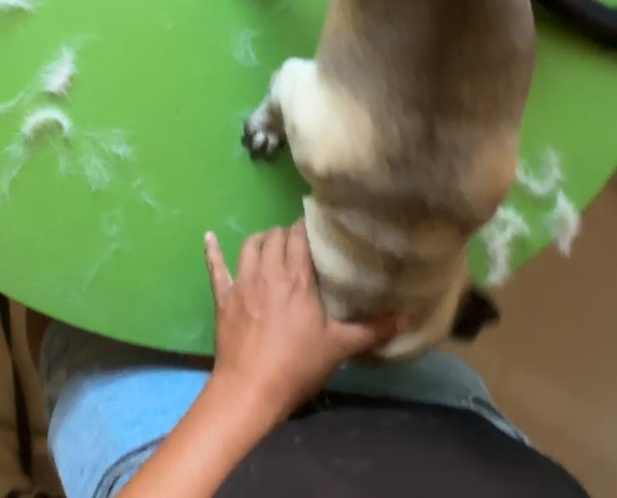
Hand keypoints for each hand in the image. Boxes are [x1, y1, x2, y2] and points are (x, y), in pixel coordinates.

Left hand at [204, 222, 392, 416]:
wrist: (250, 388)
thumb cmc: (296, 366)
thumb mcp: (339, 348)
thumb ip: (373, 330)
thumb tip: (406, 317)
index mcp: (297, 279)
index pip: (299, 237)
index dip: (307, 228)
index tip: (317, 228)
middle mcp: (268, 271)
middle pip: (275, 237)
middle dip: (287, 234)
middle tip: (299, 243)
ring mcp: (242, 281)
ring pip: (250, 244)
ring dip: (261, 240)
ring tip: (272, 243)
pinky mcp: (223, 295)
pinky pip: (216, 266)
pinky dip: (213, 250)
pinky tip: (209, 237)